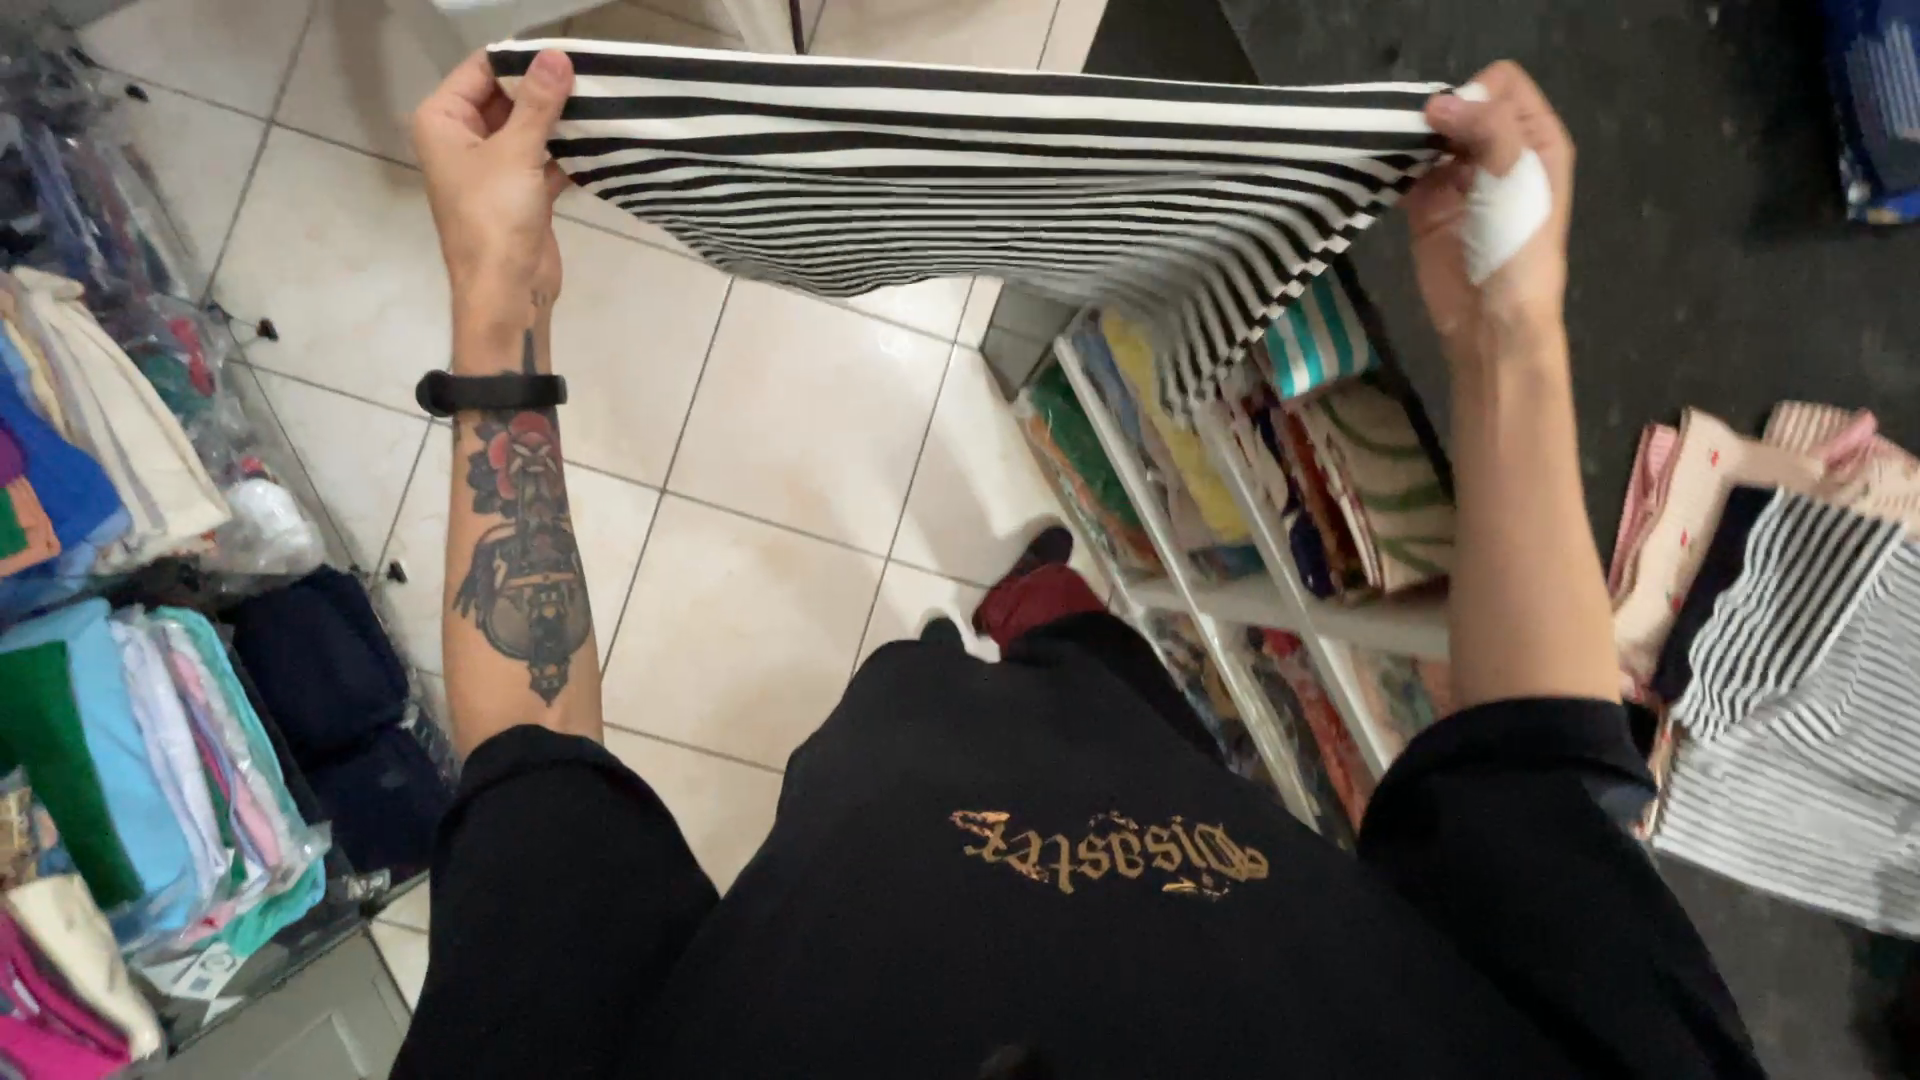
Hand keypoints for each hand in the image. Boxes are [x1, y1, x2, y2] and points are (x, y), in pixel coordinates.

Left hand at [411, 49, 574, 338]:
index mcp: (444, 120)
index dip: (520, 62)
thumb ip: (539, 105)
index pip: (481, 72)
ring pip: (530, 134)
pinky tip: (596, 145)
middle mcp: (465, 140)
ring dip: (560, 125)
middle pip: (507, 102)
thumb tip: (558, 56)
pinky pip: (545, 163)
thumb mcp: (516, 153)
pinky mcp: (523, 196)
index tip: (564, 56)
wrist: (505, 288)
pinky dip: (567, 156)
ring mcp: (495, 170)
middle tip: (589, 79)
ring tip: (599, 107)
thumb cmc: (495, 218)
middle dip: (544, 93)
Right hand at [1402, 61, 1573, 366]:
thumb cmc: (1516, 247)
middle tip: (1412, 140)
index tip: (1449, 125)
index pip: (1500, 84)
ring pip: (1429, 140)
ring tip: (1387, 154)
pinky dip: (1391, 172)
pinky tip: (1378, 176)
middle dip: (1434, 116)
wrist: (1489, 316)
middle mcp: (1496, 153)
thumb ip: (1486, 130)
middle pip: (1461, 108)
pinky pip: (1405, 177)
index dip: (1472, 95)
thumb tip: (1434, 103)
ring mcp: (1457, 182)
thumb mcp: (1515, 179)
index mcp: (1532, 138)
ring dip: (1408, 142)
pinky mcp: (1424, 210)